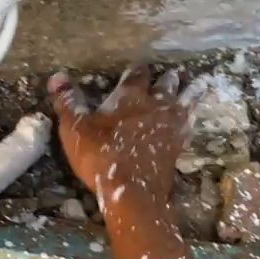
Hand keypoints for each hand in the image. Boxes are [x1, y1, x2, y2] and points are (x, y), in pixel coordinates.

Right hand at [48, 66, 194, 204]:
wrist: (133, 192)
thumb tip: (57, 75)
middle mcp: (154, 106)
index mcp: (129, 97)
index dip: (137, 70)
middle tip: (173, 72)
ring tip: (202, 82)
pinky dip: (192, 117)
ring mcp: (170, 126)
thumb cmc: (101, 156)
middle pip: (165, 85)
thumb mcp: (76, 128)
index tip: (139, 66)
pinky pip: (188, 125)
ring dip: (191, 91)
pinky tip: (193, 119)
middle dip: (167, 78)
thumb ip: (68, 101)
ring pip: (185, 102)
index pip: (136, 75)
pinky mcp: (177, 146)